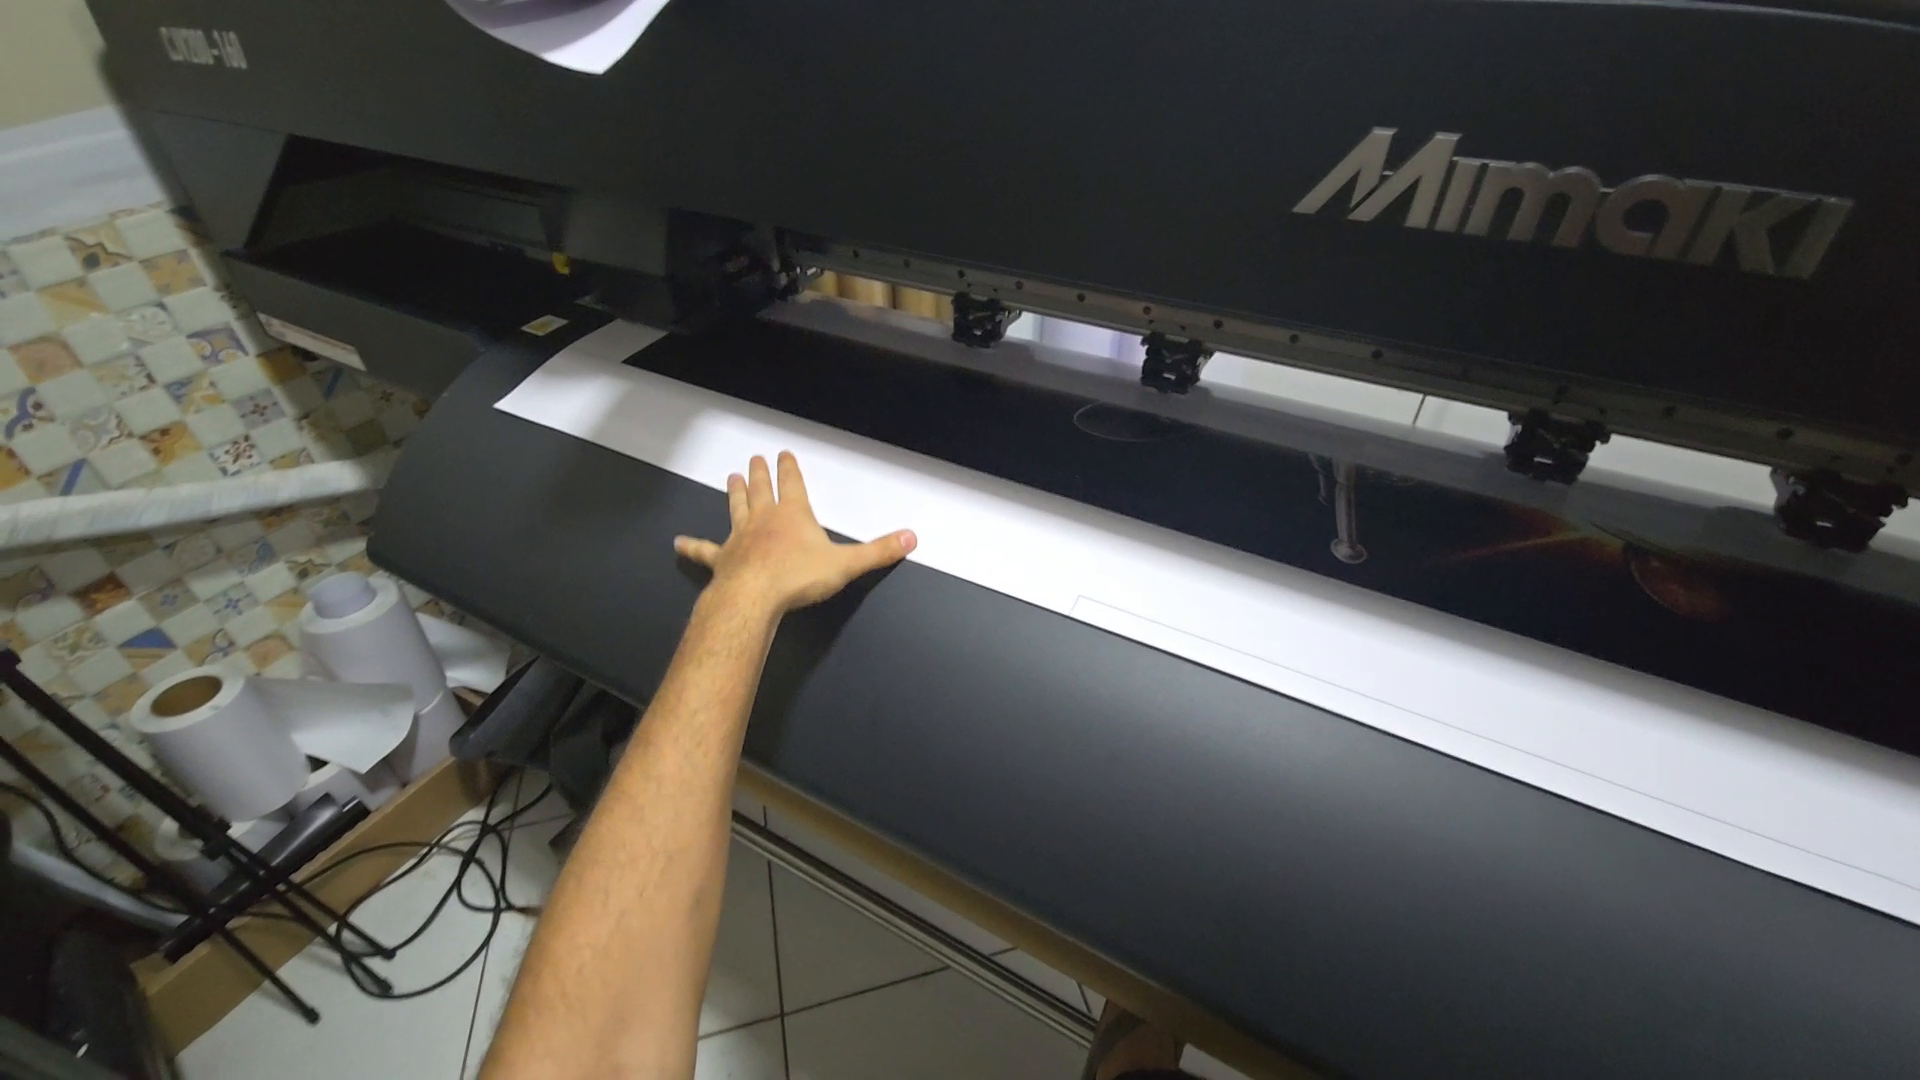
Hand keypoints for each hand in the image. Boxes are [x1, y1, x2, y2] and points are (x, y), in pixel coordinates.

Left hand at [674, 452, 915, 614]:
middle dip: (760, 474)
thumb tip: (912, 538)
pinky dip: (693, 546)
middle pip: (761, 490)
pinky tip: (678, 542)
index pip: (792, 484)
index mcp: (793, 515)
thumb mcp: (846, 564)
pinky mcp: (721, 560)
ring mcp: (739, 538)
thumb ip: (878, 552)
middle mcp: (763, 519)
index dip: (789, 468)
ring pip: (735, 509)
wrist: (753, 597)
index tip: (783, 453)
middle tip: (755, 459)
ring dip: (734, 494)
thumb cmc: (798, 578)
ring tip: (731, 478)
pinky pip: (705, 550)